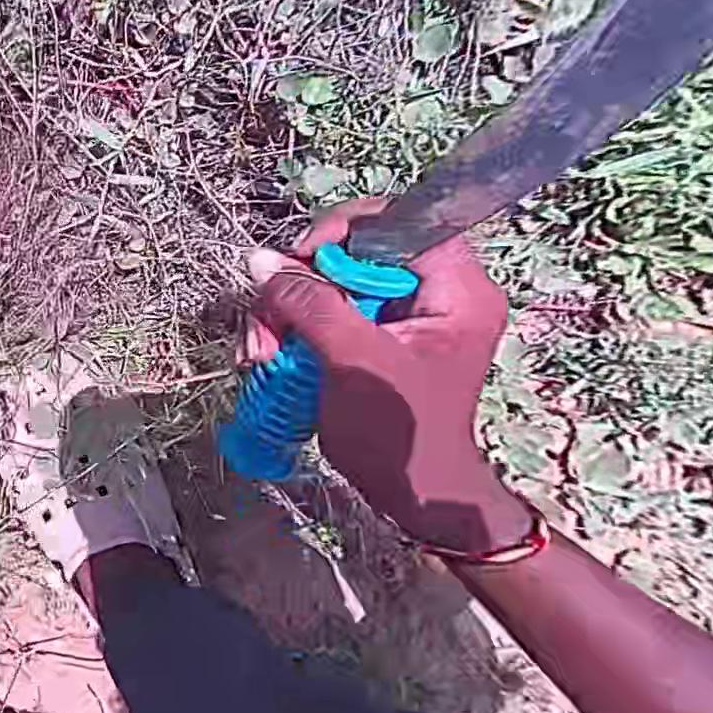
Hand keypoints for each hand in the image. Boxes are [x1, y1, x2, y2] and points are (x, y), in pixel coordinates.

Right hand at [247, 199, 530, 552]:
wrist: (406, 490)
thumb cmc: (397, 427)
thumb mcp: (353, 358)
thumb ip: (309, 304)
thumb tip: (259, 261)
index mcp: (453, 290)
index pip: (402, 223)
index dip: (347, 230)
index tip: (302, 258)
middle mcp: (425, 295)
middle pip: (350, 256)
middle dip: (298, 286)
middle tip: (269, 320)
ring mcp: (390, 319)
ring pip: (323, 288)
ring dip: (280, 315)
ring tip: (261, 352)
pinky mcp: (361, 340)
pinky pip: (315, 316)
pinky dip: (285, 333)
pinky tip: (265, 358)